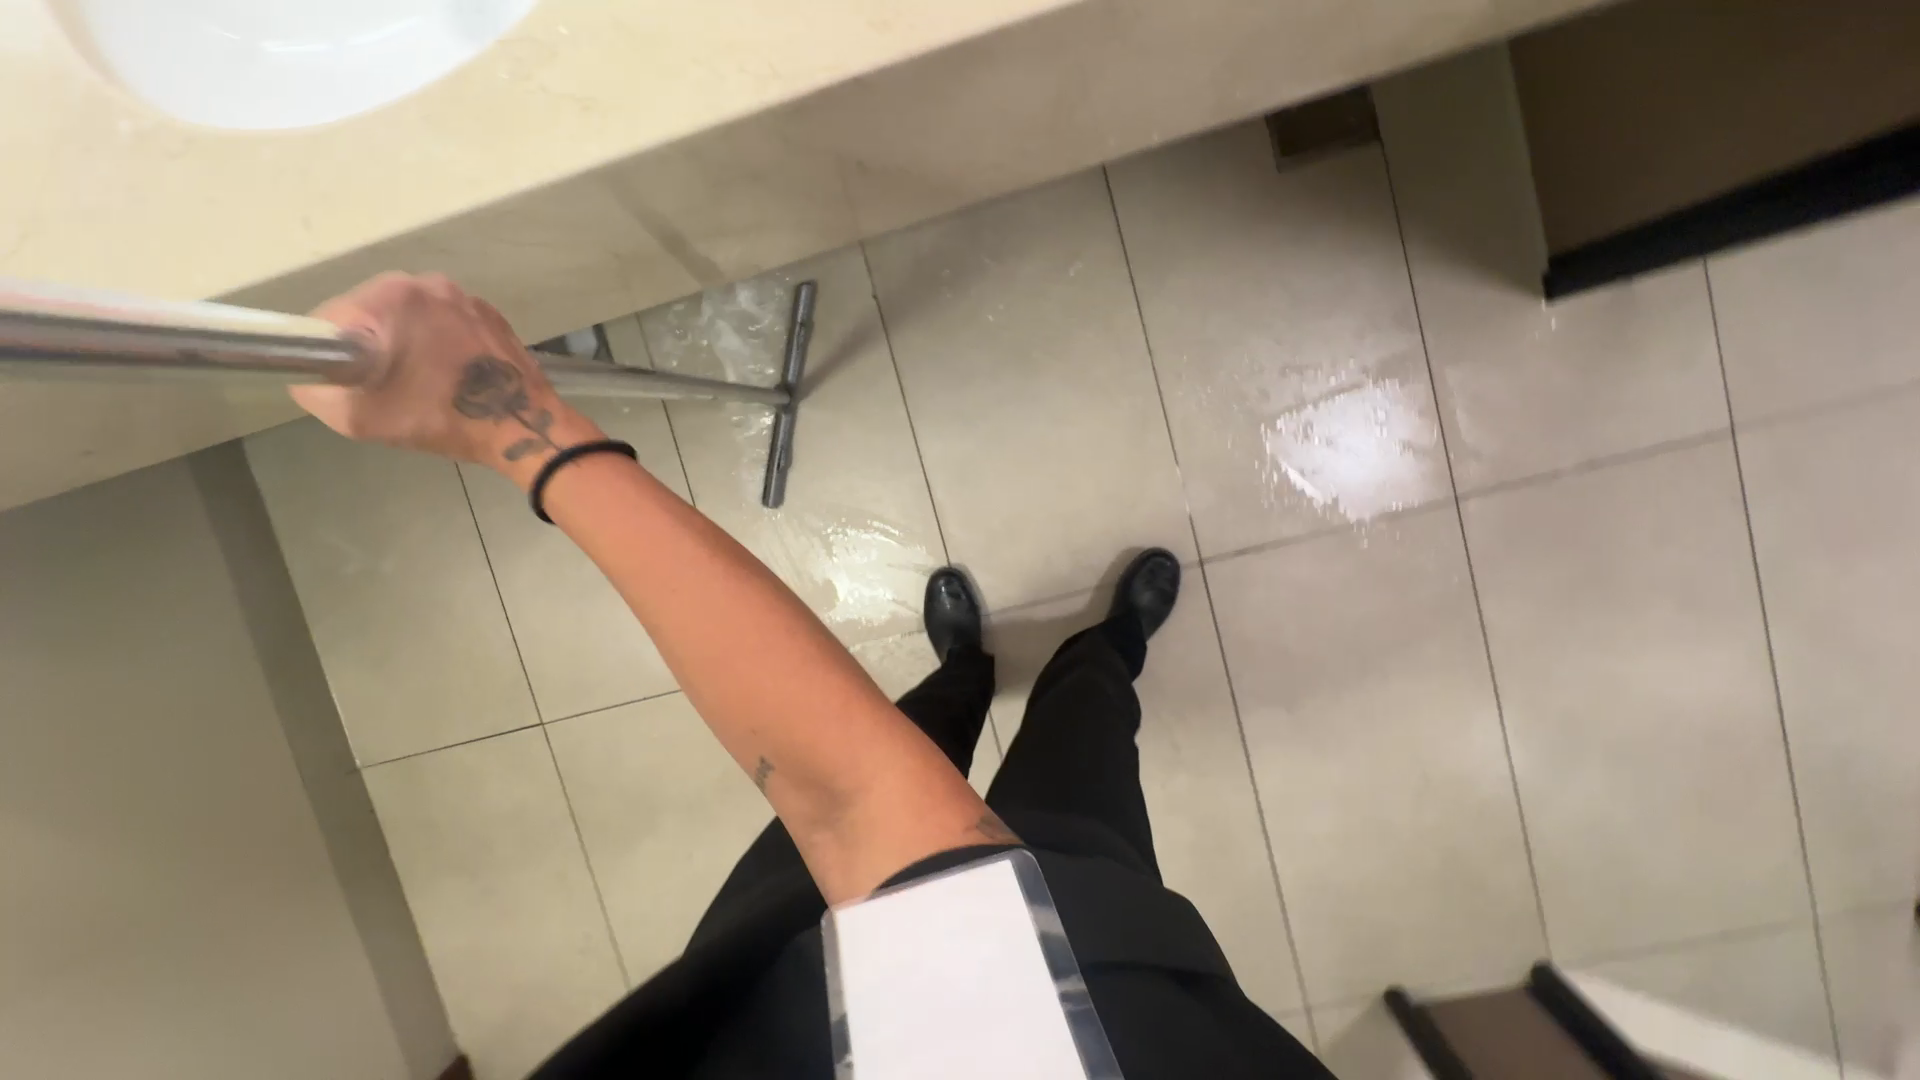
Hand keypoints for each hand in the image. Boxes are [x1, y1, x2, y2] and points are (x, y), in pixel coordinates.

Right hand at [295, 273, 602, 487]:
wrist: (525, 427)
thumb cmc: (442, 419)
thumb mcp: (358, 417)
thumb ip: (315, 392)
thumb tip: (308, 379)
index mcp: (392, 295)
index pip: (331, 319)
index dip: (330, 355)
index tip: (352, 383)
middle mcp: (429, 284)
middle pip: (372, 315)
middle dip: (372, 348)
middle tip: (391, 388)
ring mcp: (466, 297)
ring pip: (410, 320)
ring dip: (407, 346)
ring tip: (423, 383)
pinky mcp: (491, 315)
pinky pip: (445, 325)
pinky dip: (440, 345)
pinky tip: (451, 376)